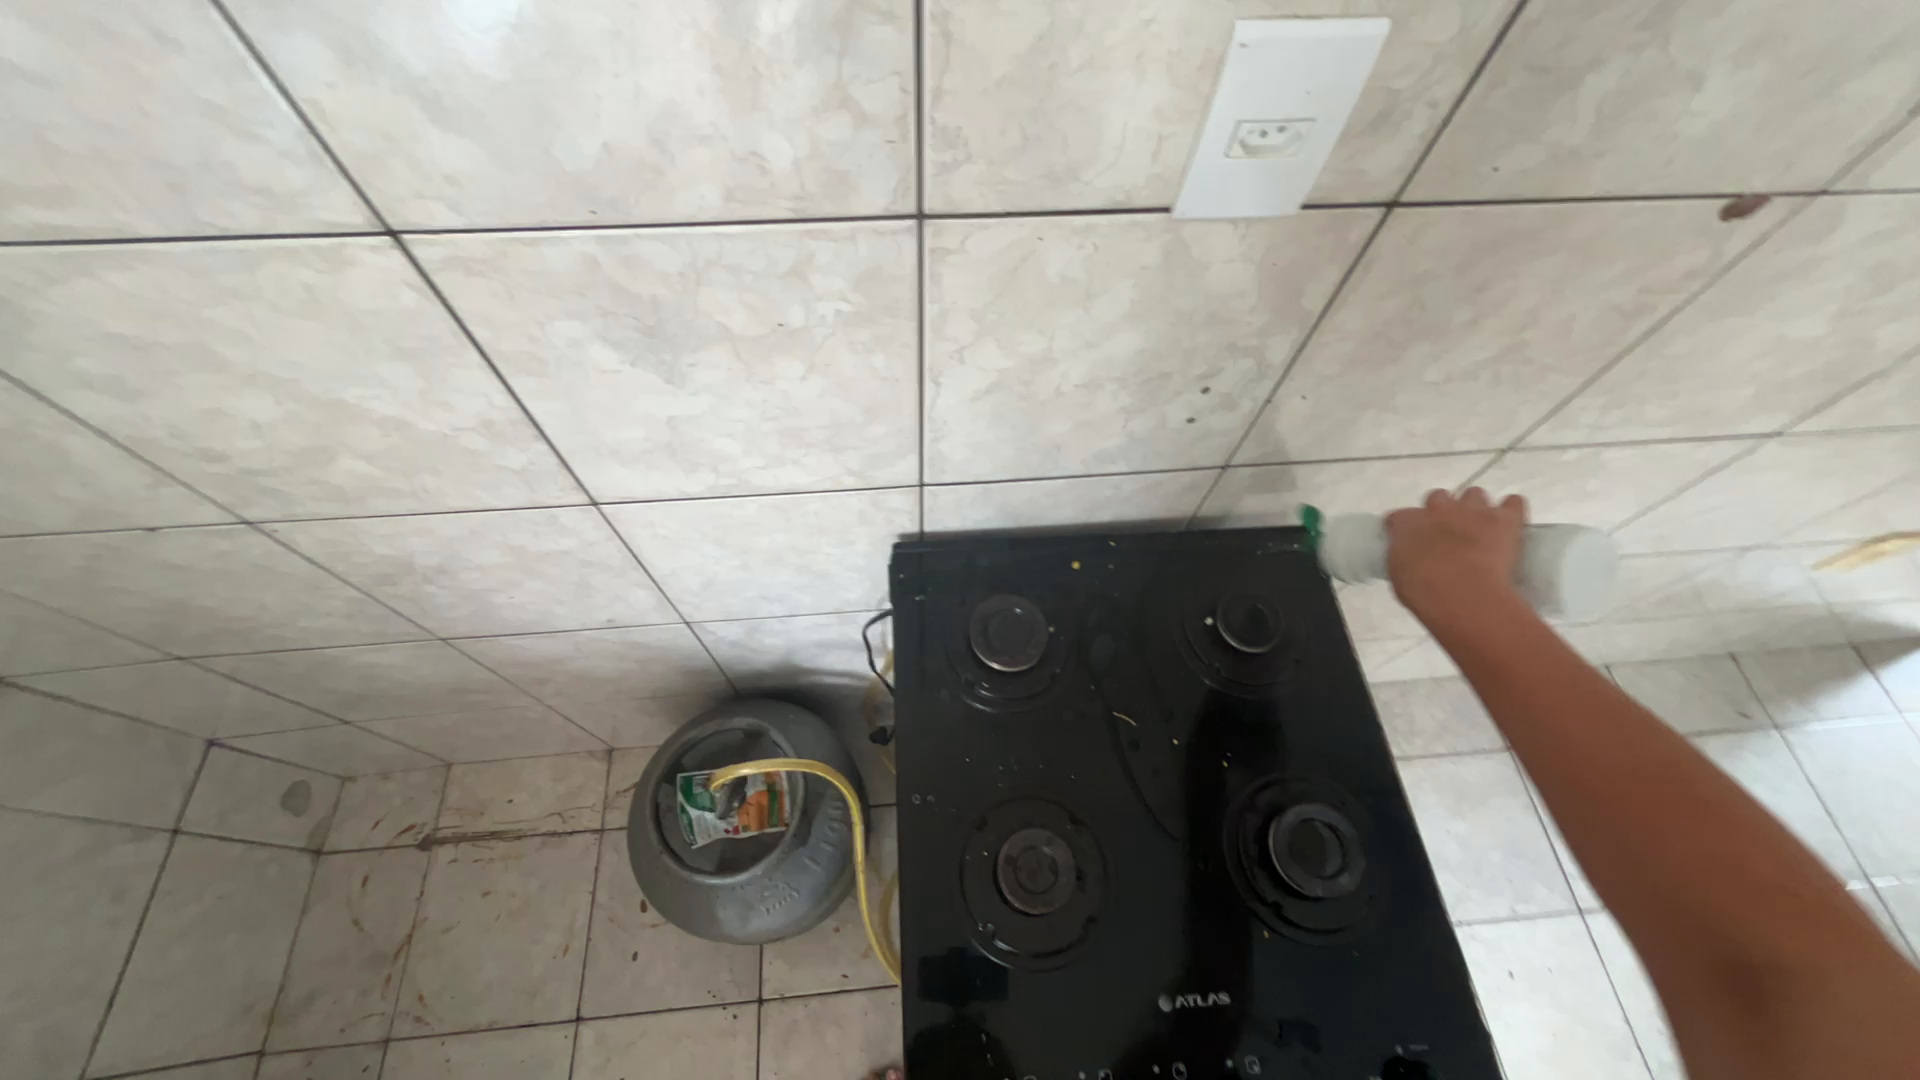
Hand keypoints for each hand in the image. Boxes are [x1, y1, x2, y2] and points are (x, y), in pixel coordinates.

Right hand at [1384, 487, 1527, 623]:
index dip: (1404, 528)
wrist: (1463, 594)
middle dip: (1441, 511)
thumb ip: (1403, 557)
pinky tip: (1509, 523)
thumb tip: (1409, 556)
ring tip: (1478, 528)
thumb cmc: (1423, 591)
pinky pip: (1514, 503)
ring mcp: (1473, 510)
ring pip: (1474, 494)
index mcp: (1407, 523)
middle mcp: (1438, 509)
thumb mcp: (1398, 575)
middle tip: (1446, 533)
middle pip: (1438, 497)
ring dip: (1474, 508)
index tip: (1408, 541)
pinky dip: (1511, 510)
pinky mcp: (1506, 519)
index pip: (1399, 516)